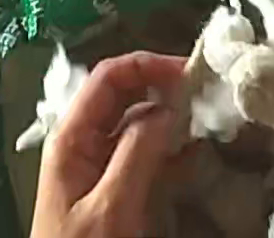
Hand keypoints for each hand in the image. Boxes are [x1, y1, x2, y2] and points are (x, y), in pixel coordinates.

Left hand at [31, 51, 188, 237]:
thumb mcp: (110, 209)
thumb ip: (138, 150)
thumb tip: (170, 105)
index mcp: (73, 135)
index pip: (110, 76)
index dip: (148, 65)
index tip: (188, 74)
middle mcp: (84, 139)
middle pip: (124, 92)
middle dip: (162, 86)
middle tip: (200, 94)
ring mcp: (98, 162)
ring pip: (136, 119)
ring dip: (168, 115)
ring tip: (200, 119)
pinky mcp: (113, 186)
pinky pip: (142, 151)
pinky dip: (167, 145)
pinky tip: (191, 154)